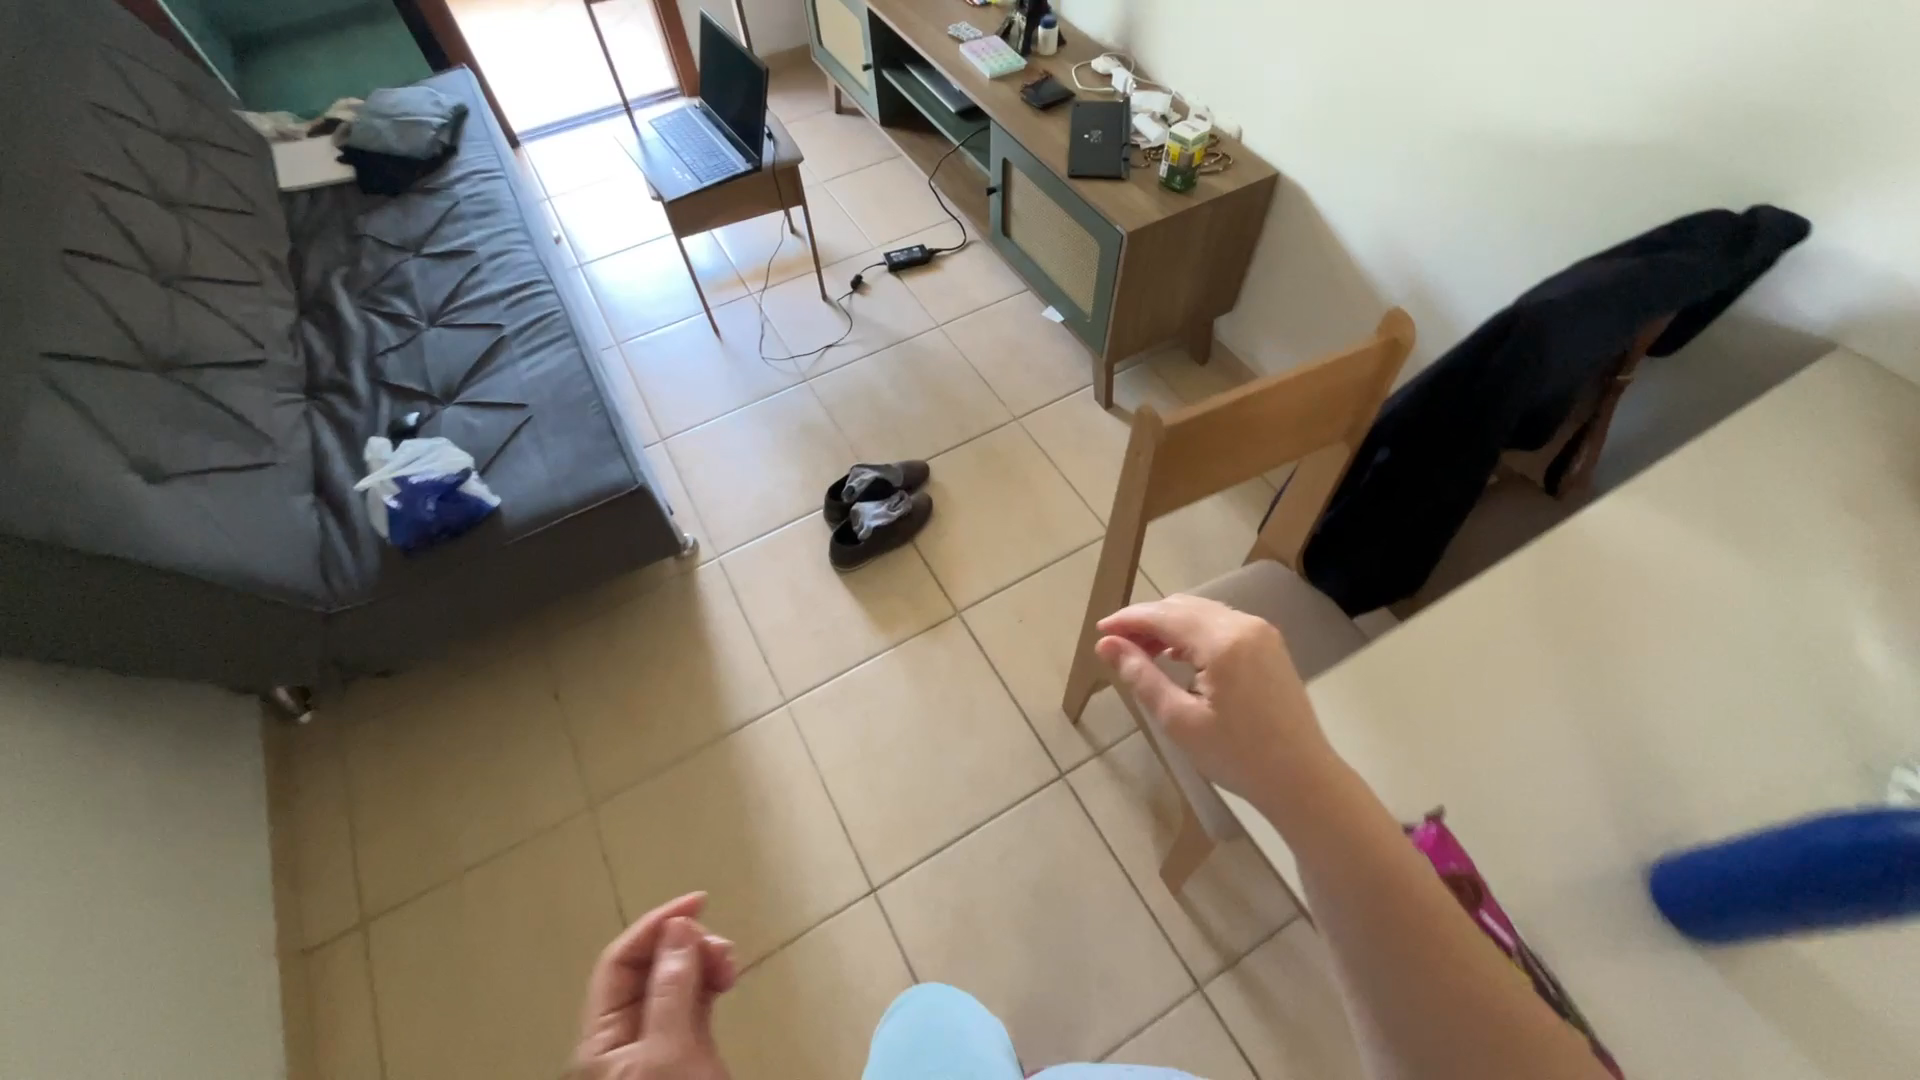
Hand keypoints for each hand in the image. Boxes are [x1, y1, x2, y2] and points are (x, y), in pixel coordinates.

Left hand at [575, 892, 736, 1079]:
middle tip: (724, 953)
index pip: (619, 964)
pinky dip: (709, 983)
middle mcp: (624, 1041)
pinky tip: (726, 979)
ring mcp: (657, 1049)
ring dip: (703, 961)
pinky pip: (693, 1003)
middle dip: (686, 946)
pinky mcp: (686, 1056)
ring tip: (730, 967)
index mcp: (602, 1043)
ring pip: (675, 983)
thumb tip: (678, 926)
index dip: (654, 926)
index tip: (700, 902)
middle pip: (648, 970)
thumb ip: (672, 990)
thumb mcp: (670, 1056)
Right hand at [1095, 594, 1335, 799]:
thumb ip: (1141, 676)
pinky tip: (1176, 655)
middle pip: (1182, 606)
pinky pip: (1220, 624)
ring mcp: (1262, 633)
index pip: (1164, 615)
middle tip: (1117, 646)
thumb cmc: (1238, 756)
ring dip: (1168, 625)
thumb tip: (1106, 645)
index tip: (1099, 633)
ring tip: (1142, 652)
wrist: (1303, 780)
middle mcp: (1245, 625)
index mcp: (1223, 641)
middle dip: (1146, 621)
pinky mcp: (1269, 646)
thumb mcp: (1179, 720)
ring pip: (1201, 613)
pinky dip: (1192, 632)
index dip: (1127, 620)